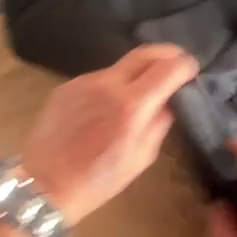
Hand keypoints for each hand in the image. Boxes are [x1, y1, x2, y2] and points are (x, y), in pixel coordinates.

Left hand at [20, 44, 199, 224]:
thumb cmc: (98, 180)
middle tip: (177, 64)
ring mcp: (84, 81)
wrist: (44, 184)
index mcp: (131, 105)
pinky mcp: (67, 86)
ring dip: (138, 72)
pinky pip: (99, 78)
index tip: (192, 71)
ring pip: (121, 65)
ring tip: (143, 91)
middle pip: (145, 52)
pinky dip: (113, 85)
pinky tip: (110, 106)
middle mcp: (108, 84)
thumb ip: (159, 123)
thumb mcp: (141, 157)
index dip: (186, 65)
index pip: (169, 67)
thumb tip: (170, 100)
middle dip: (167, 54)